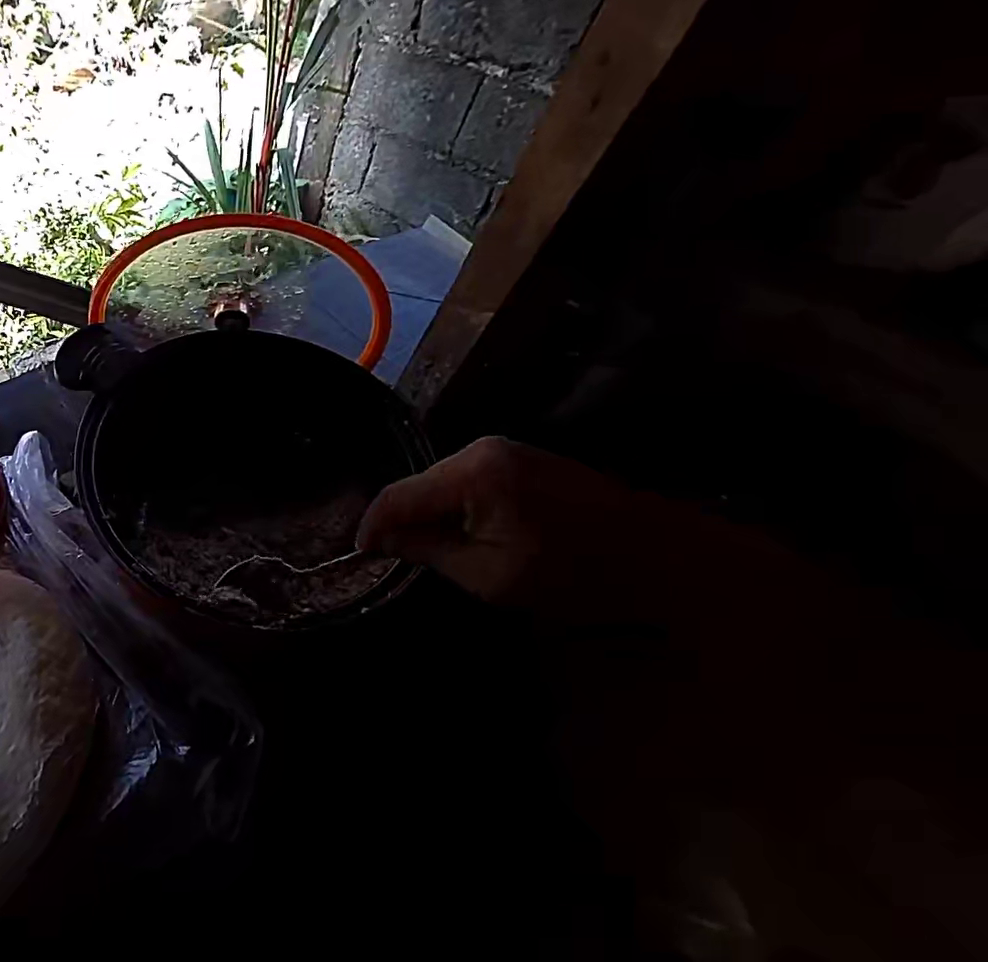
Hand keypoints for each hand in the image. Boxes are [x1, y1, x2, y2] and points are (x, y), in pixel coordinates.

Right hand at [356, 436, 664, 611]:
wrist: (667, 559)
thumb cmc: (576, 574)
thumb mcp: (490, 575)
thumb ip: (427, 551)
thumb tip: (385, 540)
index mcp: (472, 473)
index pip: (398, 496)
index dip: (372, 525)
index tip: (359, 551)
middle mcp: (482, 449)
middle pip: (417, 485)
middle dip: (400, 519)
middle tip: (389, 553)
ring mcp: (504, 449)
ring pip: (439, 482)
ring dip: (427, 513)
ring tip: (420, 546)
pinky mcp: (521, 458)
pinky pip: (465, 479)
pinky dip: (453, 505)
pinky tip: (457, 530)